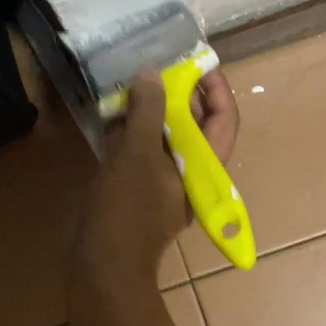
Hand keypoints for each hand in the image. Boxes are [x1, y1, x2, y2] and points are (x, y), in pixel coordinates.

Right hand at [73, 68, 240, 281]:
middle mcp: (189, 171)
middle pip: (193, 123)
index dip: (215, 87)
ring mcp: (162, 181)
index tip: (194, 61)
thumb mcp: (137, 153)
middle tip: (152, 66)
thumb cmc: (126, 208)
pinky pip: (139, 150)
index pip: (224, 117)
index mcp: (204, 165)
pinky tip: (109, 112)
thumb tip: (152, 75)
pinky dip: (129, 130)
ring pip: (163, 135)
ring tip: (127, 82)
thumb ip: (149, 110)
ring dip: (148, 109)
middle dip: (175, 93)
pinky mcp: (136, 188)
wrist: (101, 264)